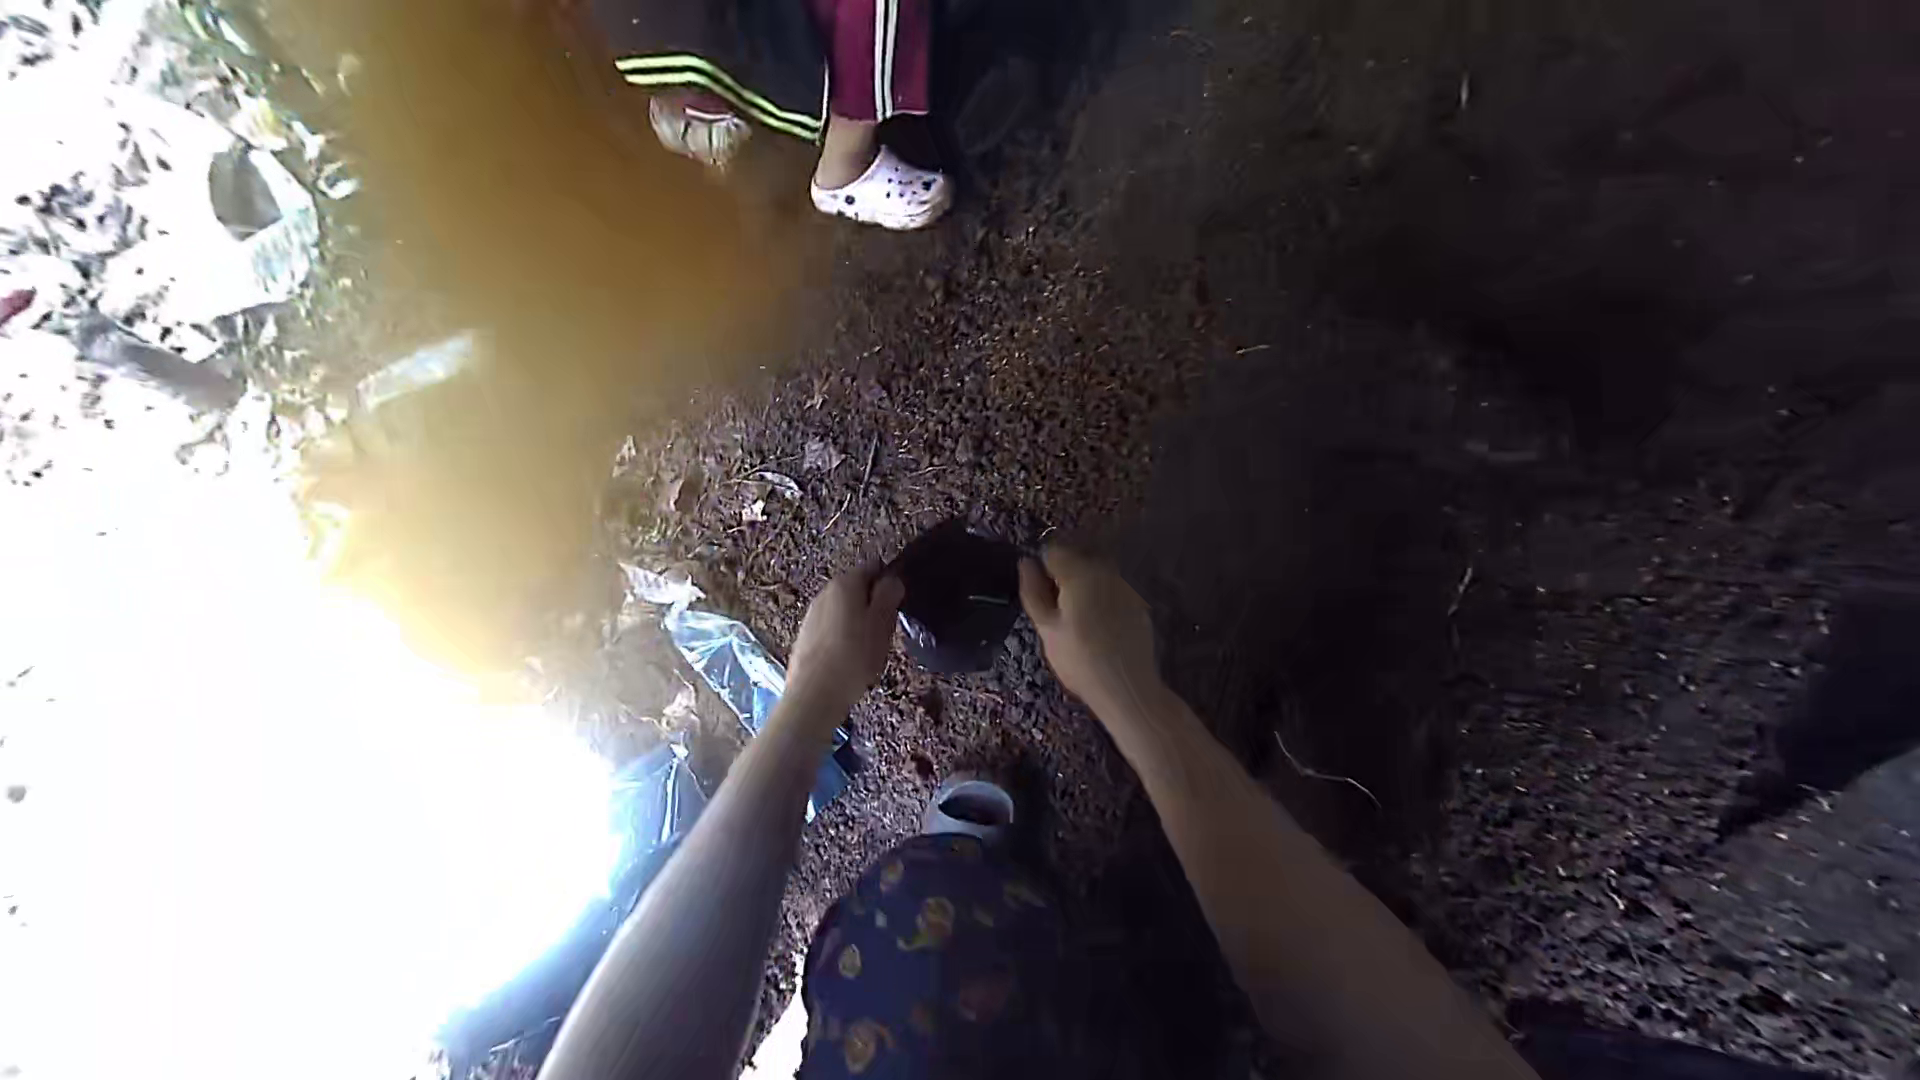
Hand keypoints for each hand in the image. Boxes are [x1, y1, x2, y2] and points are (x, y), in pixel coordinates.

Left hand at [785, 564, 905, 716]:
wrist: (814, 695)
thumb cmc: (854, 655)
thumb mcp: (882, 623)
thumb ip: (889, 595)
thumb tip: (892, 579)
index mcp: (844, 583)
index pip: (873, 568)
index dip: (888, 583)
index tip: (897, 606)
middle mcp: (824, 592)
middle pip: (856, 589)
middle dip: (872, 604)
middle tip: (885, 630)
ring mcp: (811, 615)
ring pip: (843, 610)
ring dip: (857, 622)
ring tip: (868, 648)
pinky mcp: (804, 637)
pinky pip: (831, 629)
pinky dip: (842, 637)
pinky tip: (848, 659)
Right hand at [1018, 546, 1165, 716]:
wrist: (1127, 687)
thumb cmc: (1079, 659)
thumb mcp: (1046, 628)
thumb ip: (1033, 591)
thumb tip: (1026, 563)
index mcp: (1079, 572)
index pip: (1053, 551)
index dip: (1043, 569)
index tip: (1042, 594)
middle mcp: (1105, 570)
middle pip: (1076, 560)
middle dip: (1064, 578)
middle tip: (1058, 613)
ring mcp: (1125, 585)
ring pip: (1095, 575)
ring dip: (1083, 589)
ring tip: (1079, 623)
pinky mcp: (1138, 602)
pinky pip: (1112, 590)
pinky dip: (1102, 600)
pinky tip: (1100, 628)